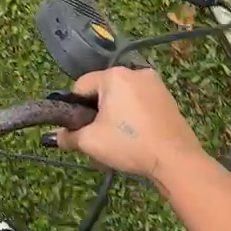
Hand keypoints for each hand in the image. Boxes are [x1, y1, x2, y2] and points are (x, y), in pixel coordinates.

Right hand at [54, 66, 205, 180]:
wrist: (175, 159)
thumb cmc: (129, 144)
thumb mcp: (91, 142)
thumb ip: (68, 136)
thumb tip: (55, 137)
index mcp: (114, 75)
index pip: (81, 86)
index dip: (75, 108)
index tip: (79, 129)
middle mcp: (135, 72)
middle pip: (103, 91)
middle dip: (96, 114)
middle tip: (97, 139)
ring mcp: (155, 84)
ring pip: (122, 98)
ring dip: (114, 117)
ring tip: (116, 143)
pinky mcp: (167, 98)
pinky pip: (139, 103)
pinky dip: (132, 117)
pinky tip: (134, 138)